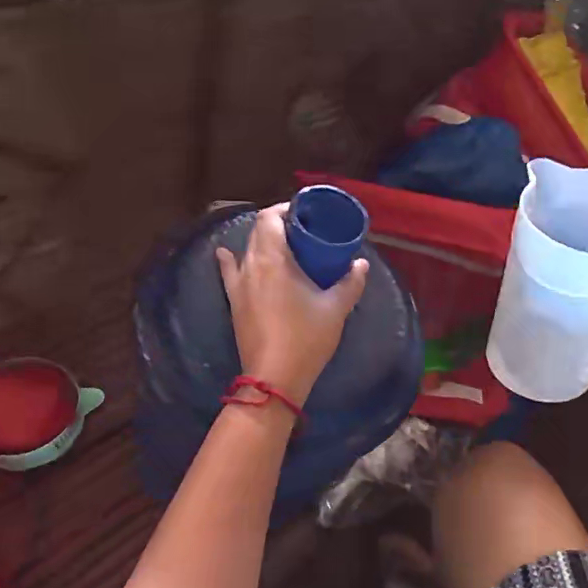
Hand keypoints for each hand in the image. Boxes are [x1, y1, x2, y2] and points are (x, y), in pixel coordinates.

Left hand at [215, 203, 368, 405]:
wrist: (274, 377)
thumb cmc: (306, 338)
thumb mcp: (335, 308)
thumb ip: (350, 282)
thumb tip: (360, 264)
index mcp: (272, 259)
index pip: (269, 218)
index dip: (284, 209)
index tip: (303, 214)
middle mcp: (249, 265)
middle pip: (257, 232)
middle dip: (276, 225)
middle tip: (300, 231)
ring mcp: (237, 285)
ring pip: (245, 251)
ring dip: (260, 243)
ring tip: (280, 246)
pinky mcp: (234, 303)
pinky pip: (229, 272)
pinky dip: (230, 260)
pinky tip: (226, 255)